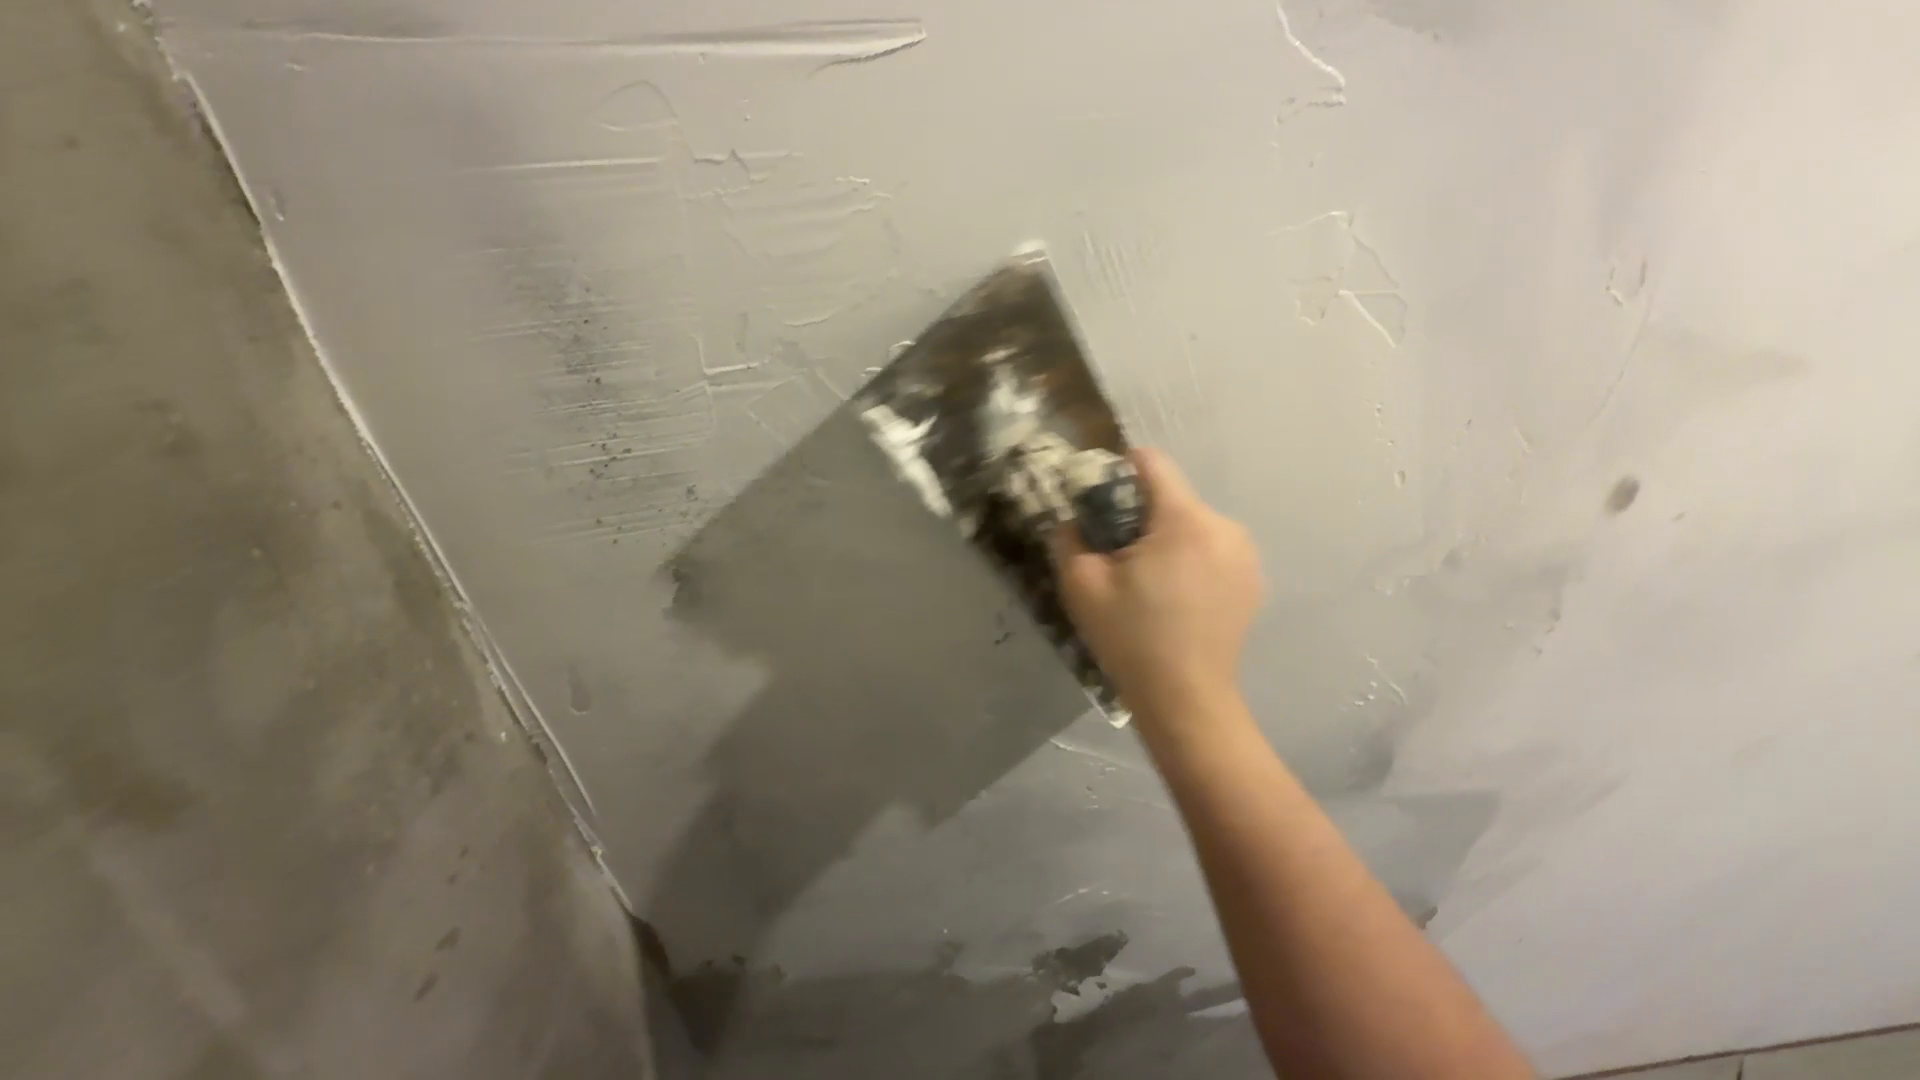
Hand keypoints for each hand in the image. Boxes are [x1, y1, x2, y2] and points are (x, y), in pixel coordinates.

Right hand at [1051, 448, 1263, 721]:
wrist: (1185, 698)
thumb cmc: (1131, 638)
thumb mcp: (1081, 584)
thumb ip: (1070, 535)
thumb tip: (1074, 516)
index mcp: (1185, 520)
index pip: (1151, 462)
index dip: (1118, 471)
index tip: (1099, 502)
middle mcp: (1224, 526)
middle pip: (1173, 496)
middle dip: (1142, 515)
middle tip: (1118, 555)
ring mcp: (1246, 554)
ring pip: (1194, 524)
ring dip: (1169, 538)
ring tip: (1149, 581)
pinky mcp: (1253, 580)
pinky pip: (1213, 549)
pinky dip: (1192, 559)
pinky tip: (1177, 598)